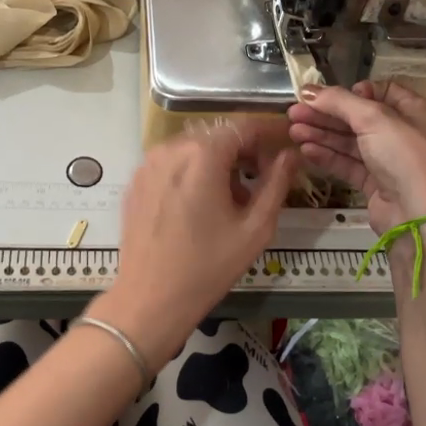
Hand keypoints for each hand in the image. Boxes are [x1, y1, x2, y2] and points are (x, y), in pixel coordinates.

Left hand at [91, 118, 296, 371]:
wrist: (150, 300)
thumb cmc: (208, 267)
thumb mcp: (255, 228)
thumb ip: (277, 183)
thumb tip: (290, 155)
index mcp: (202, 155)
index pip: (243, 126)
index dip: (269, 131)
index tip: (286, 142)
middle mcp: (171, 149)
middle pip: (217, 134)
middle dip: (244, 149)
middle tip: (264, 174)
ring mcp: (148, 164)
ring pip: (193, 148)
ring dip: (218, 161)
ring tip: (234, 196)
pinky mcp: (136, 181)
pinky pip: (172, 163)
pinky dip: (192, 171)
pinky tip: (202, 203)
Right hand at [287, 81, 425, 231]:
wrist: (418, 218)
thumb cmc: (405, 157)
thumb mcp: (374, 119)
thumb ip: (339, 102)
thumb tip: (307, 90)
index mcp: (417, 111)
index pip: (383, 91)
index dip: (355, 92)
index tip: (330, 97)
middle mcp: (406, 134)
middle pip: (360, 117)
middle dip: (327, 114)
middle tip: (294, 112)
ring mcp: (391, 160)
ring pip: (351, 142)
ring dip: (322, 134)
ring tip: (293, 130)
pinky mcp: (376, 184)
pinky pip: (349, 164)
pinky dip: (328, 156)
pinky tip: (306, 150)